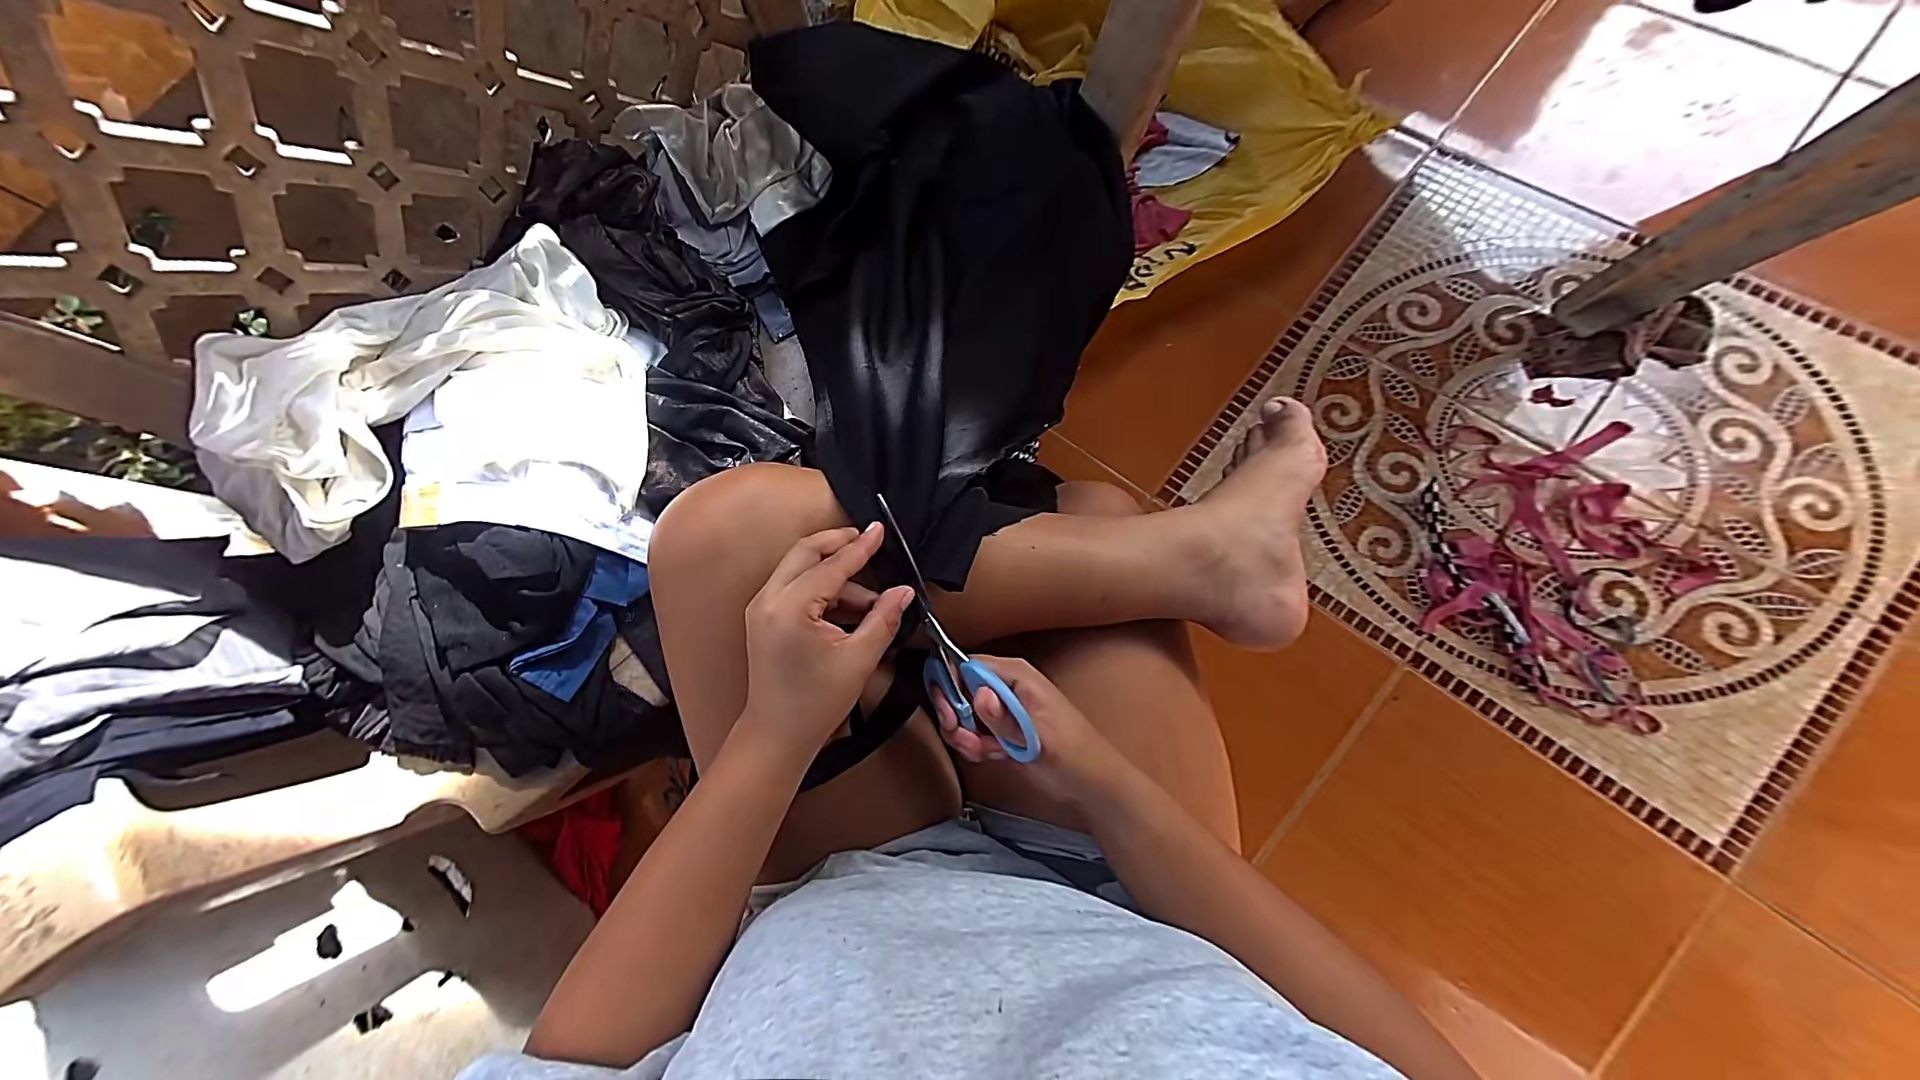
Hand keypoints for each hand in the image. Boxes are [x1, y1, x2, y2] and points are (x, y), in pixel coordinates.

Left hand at [739, 523, 914, 757]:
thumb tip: (903, 592)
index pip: (832, 566)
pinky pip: (794, 586)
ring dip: (835, 574)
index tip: (879, 531)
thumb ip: (883, 618)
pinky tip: (849, 609)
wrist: (777, 735)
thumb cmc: (814, 704)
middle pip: (806, 552)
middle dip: (839, 544)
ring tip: (870, 602)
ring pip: (799, 568)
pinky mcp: (763, 618)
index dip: (861, 548)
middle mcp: (768, 601)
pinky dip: (822, 589)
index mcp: (790, 609)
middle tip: (868, 542)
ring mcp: (761, 608)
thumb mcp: (859, 659)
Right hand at [930, 655, 1132, 802]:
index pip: (967, 665)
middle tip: (966, 737)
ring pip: (963, 712)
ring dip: (965, 735)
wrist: (1091, 783)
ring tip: (984, 749)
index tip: (951, 715)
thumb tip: (978, 694)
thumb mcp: (1038, 738)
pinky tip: (990, 754)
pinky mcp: (1002, 728)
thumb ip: (1004, 718)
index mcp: (1016, 675)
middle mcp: (1007, 686)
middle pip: (959, 688)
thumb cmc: (1074, 755)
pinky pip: (973, 730)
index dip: (951, 687)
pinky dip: (973, 745)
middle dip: (956, 716)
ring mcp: (1004, 707)